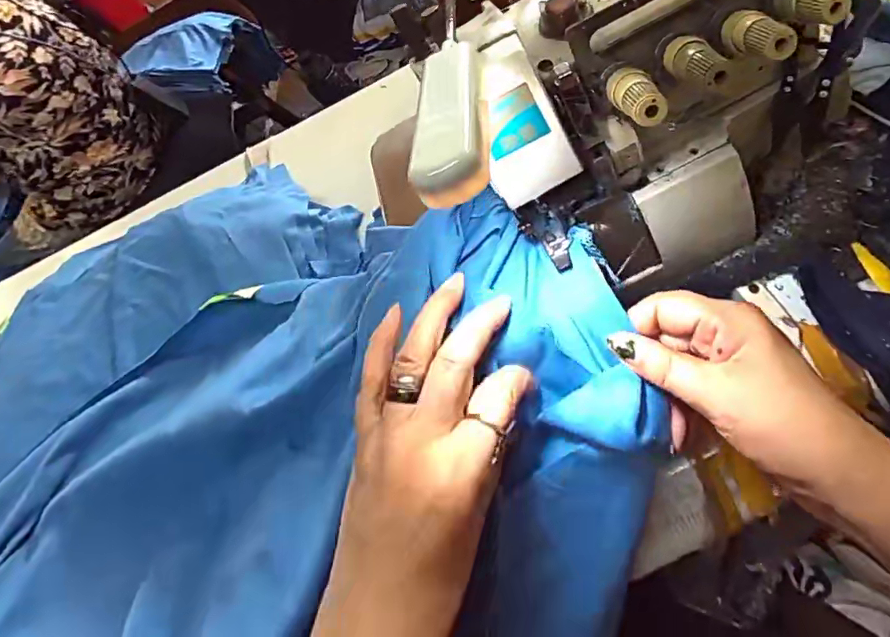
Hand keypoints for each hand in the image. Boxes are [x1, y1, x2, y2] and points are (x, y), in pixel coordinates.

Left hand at [312, 274, 531, 636]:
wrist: (374, 613)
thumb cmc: (442, 567)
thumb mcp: (483, 503)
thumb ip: (495, 438)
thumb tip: (510, 388)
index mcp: (459, 464)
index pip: (497, 395)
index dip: (516, 376)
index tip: (526, 371)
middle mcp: (419, 438)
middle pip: (453, 364)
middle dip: (479, 325)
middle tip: (499, 300)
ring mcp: (385, 433)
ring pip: (411, 358)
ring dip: (432, 316)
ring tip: (452, 284)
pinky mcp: (363, 437)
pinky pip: (372, 378)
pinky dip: (382, 342)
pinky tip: (394, 313)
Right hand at [608, 291, 884, 501]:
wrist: (837, 470)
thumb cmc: (778, 422)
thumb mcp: (715, 393)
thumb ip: (663, 366)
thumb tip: (617, 342)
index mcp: (726, 318)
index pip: (664, 306)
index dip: (637, 329)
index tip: (615, 362)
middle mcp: (727, 332)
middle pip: (670, 337)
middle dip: (653, 371)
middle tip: (641, 407)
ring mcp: (732, 362)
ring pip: (680, 367)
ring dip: (669, 397)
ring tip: (669, 432)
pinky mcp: (736, 390)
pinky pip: (697, 388)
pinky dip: (685, 409)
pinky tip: (682, 437)